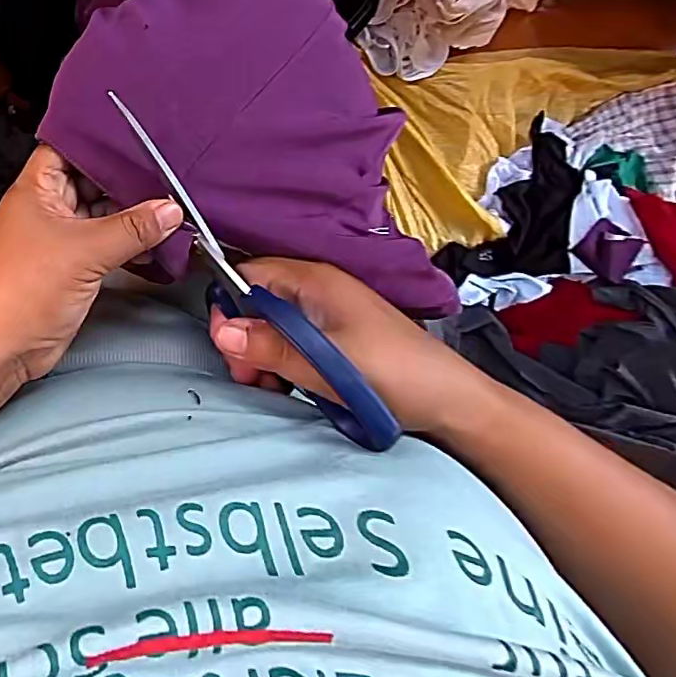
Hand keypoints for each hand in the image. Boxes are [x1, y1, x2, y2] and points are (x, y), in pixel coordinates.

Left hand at [0, 145, 180, 387]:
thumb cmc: (18, 291)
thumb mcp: (85, 250)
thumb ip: (133, 228)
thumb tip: (169, 210)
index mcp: (37, 189)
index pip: (70, 148)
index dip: (100, 142)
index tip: (137, 138)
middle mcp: (48, 209)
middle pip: (93, 182)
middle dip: (127, 181)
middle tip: (167, 176)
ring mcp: (61, 238)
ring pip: (103, 215)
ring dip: (133, 216)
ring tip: (170, 208)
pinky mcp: (73, 265)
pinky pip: (107, 244)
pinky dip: (130, 243)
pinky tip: (157, 243)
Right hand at [205, 258, 494, 435]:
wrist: (451, 402)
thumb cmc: (399, 374)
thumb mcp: (327, 364)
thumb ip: (273, 346)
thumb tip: (224, 330)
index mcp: (316, 282)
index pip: (251, 274)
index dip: (231, 305)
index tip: (230, 345)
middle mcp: (319, 291)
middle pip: (258, 301)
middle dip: (245, 337)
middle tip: (250, 374)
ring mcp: (329, 315)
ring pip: (274, 325)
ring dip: (262, 354)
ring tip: (270, 385)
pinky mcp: (336, 338)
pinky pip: (294, 342)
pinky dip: (283, 363)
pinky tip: (289, 385)